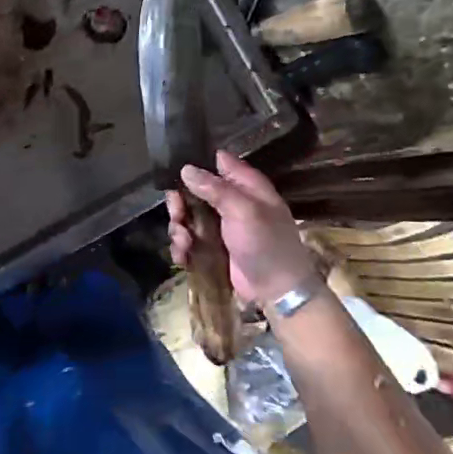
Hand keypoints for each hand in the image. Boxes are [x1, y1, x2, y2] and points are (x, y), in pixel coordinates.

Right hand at [166, 150, 317, 305]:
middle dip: (180, 203)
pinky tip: (183, 256)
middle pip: (193, 190)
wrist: (276, 290)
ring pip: (186, 216)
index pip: (218, 162)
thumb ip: (215, 188)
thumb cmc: (266, 245)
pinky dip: (181, 247)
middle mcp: (231, 202)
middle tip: (178, 215)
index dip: (196, 164)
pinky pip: (187, 239)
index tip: (176, 172)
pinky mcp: (211, 246)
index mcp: (246, 186)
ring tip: (184, 242)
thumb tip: (185, 169)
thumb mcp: (244, 211)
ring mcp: (219, 226)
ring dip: (179, 228)